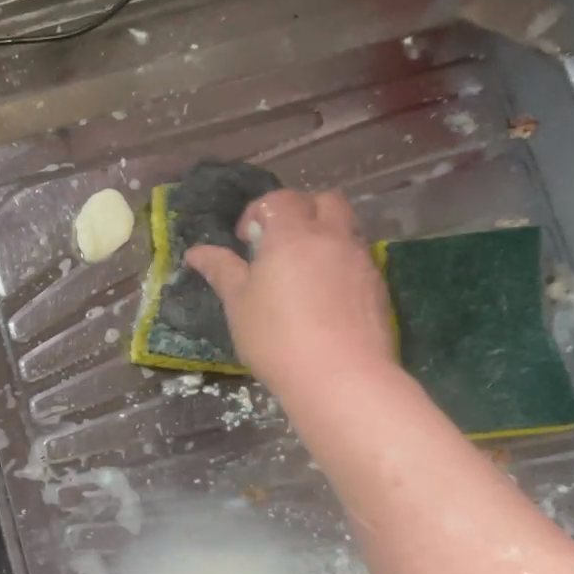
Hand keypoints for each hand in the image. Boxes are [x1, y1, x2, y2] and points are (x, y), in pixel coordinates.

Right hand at [185, 189, 396, 394]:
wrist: (339, 373)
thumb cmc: (275, 335)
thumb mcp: (237, 303)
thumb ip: (221, 270)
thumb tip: (196, 252)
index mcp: (293, 237)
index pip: (280, 200)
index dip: (258, 212)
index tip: (243, 240)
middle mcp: (332, 238)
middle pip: (324, 201)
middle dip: (300, 211)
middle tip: (277, 243)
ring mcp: (360, 260)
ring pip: (345, 228)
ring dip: (322, 235)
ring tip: (298, 270)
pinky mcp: (376, 285)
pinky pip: (356, 257)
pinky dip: (337, 262)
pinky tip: (320, 295)